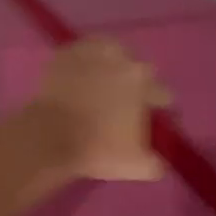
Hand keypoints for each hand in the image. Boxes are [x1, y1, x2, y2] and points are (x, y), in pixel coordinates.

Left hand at [30, 36, 170, 181]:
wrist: (51, 135)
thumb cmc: (98, 149)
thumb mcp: (137, 166)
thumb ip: (156, 162)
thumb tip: (159, 159)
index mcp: (143, 84)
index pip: (164, 94)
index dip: (161, 108)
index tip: (154, 118)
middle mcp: (122, 59)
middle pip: (140, 68)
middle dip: (140, 84)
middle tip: (128, 100)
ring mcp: (93, 51)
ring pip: (113, 51)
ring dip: (115, 64)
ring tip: (106, 80)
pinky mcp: (69, 50)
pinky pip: (86, 49)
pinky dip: (88, 58)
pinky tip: (85, 71)